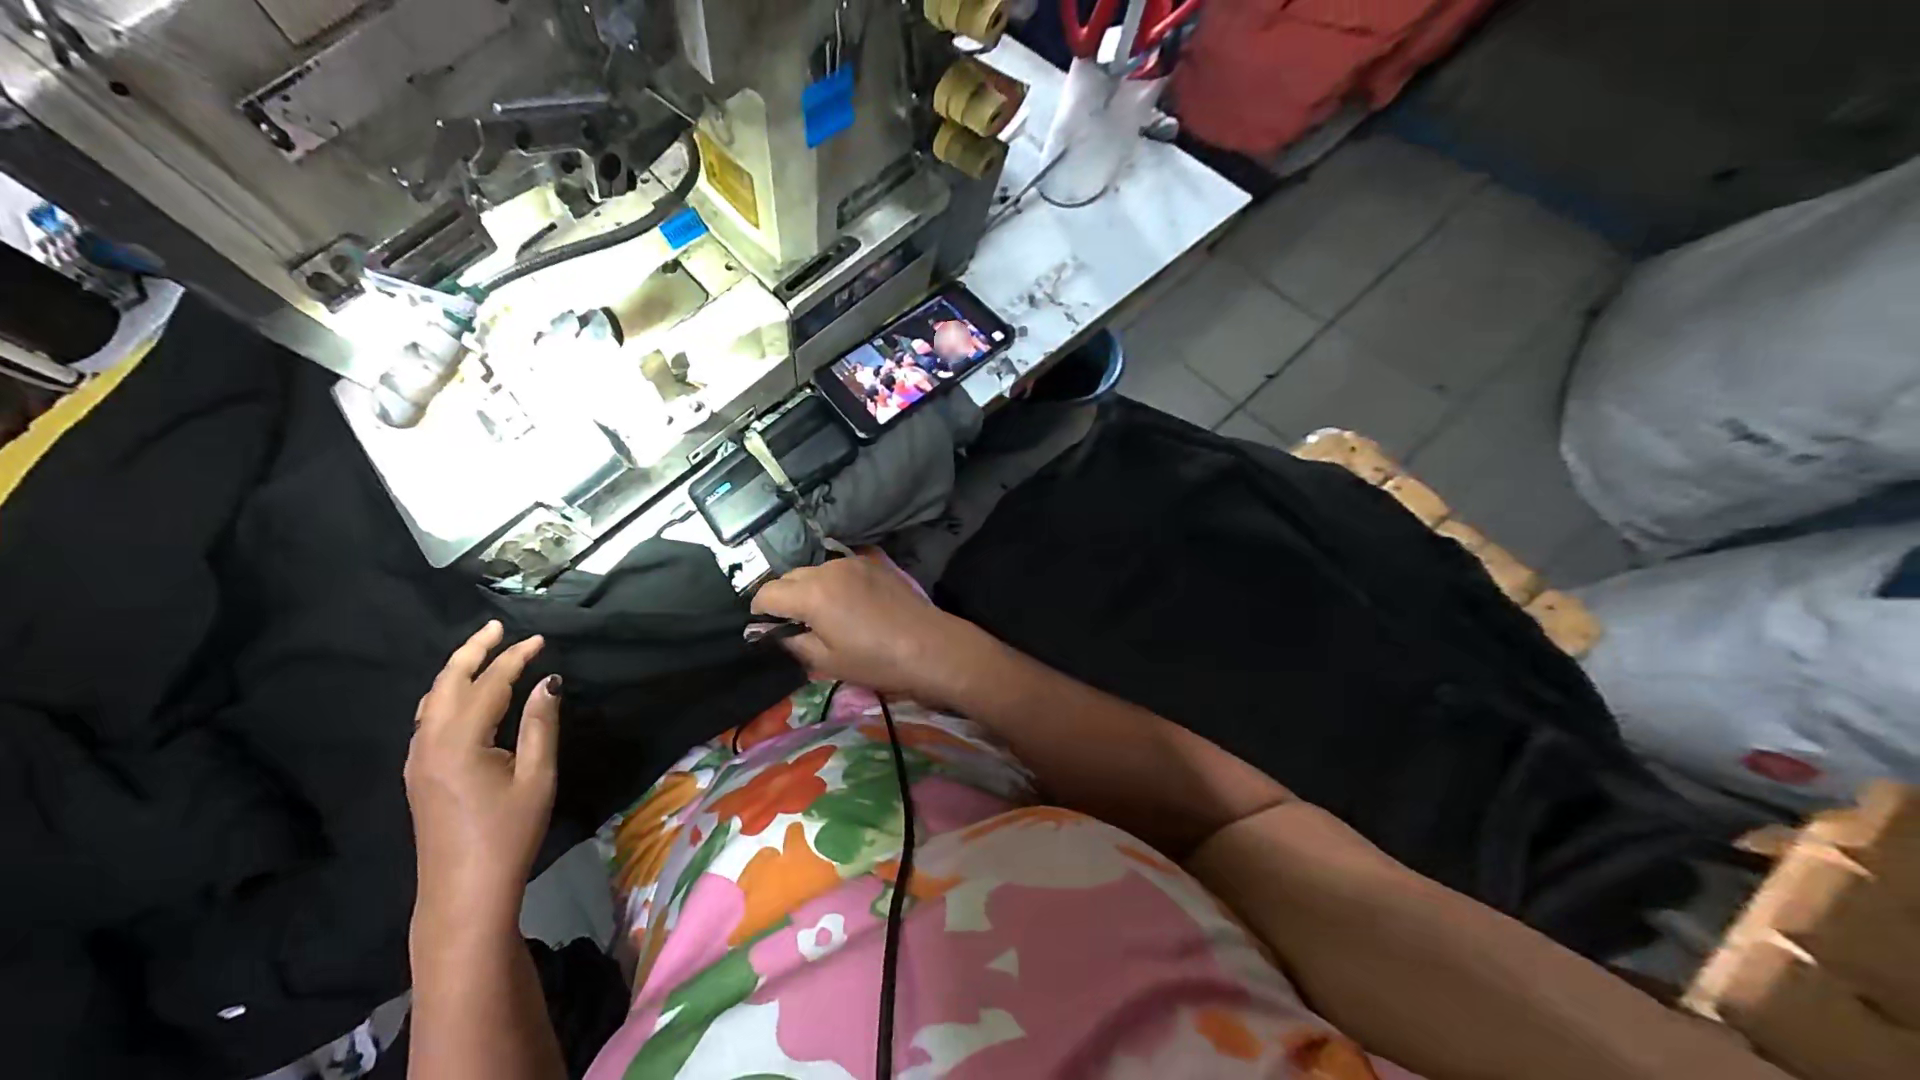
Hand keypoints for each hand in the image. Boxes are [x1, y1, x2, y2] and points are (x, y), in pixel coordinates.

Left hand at [405, 620, 558, 926]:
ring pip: (432, 699)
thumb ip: (540, 724)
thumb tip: (548, 682)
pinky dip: (447, 693)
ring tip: (482, 650)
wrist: (464, 890)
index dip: (515, 658)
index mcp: (459, 741)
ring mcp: (417, 758)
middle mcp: (429, 742)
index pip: (489, 684)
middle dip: (473, 650)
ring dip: (457, 670)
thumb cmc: (509, 832)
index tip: (541, 639)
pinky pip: (428, 718)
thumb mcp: (536, 777)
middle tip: (498, 626)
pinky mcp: (418, 772)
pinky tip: (465, 694)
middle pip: (447, 682)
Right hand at [751, 556, 982, 699]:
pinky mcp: (872, 563)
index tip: (766, 629)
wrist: (929, 646)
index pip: (767, 594)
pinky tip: (847, 603)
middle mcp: (828, 569)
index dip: (760, 613)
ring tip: (823, 614)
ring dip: (809, 588)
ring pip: (814, 570)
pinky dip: (832, 582)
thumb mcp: (827, 660)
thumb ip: (793, 641)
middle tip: (795, 625)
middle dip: (783, 598)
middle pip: (789, 577)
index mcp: (811, 593)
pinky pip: (839, 569)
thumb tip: (774, 632)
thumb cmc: (876, 660)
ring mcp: (852, 562)